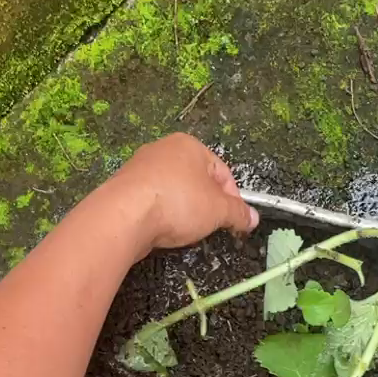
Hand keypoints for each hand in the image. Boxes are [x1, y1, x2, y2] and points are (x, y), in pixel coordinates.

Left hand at [96, 133, 258, 258]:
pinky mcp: (124, 188)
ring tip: (187, 231)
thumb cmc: (179, 203)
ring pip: (174, 191)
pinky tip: (163, 229)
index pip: (222, 172)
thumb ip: (237, 213)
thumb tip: (253, 218)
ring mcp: (140, 168)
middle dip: (208, 205)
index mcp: (189, 145)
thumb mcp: (218, 210)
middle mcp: (163, 149)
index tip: (237, 221)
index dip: (233, 198)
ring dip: (184, 211)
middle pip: (196, 180)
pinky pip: (153, 201)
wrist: (124, 216)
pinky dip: (162, 215)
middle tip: (213, 227)